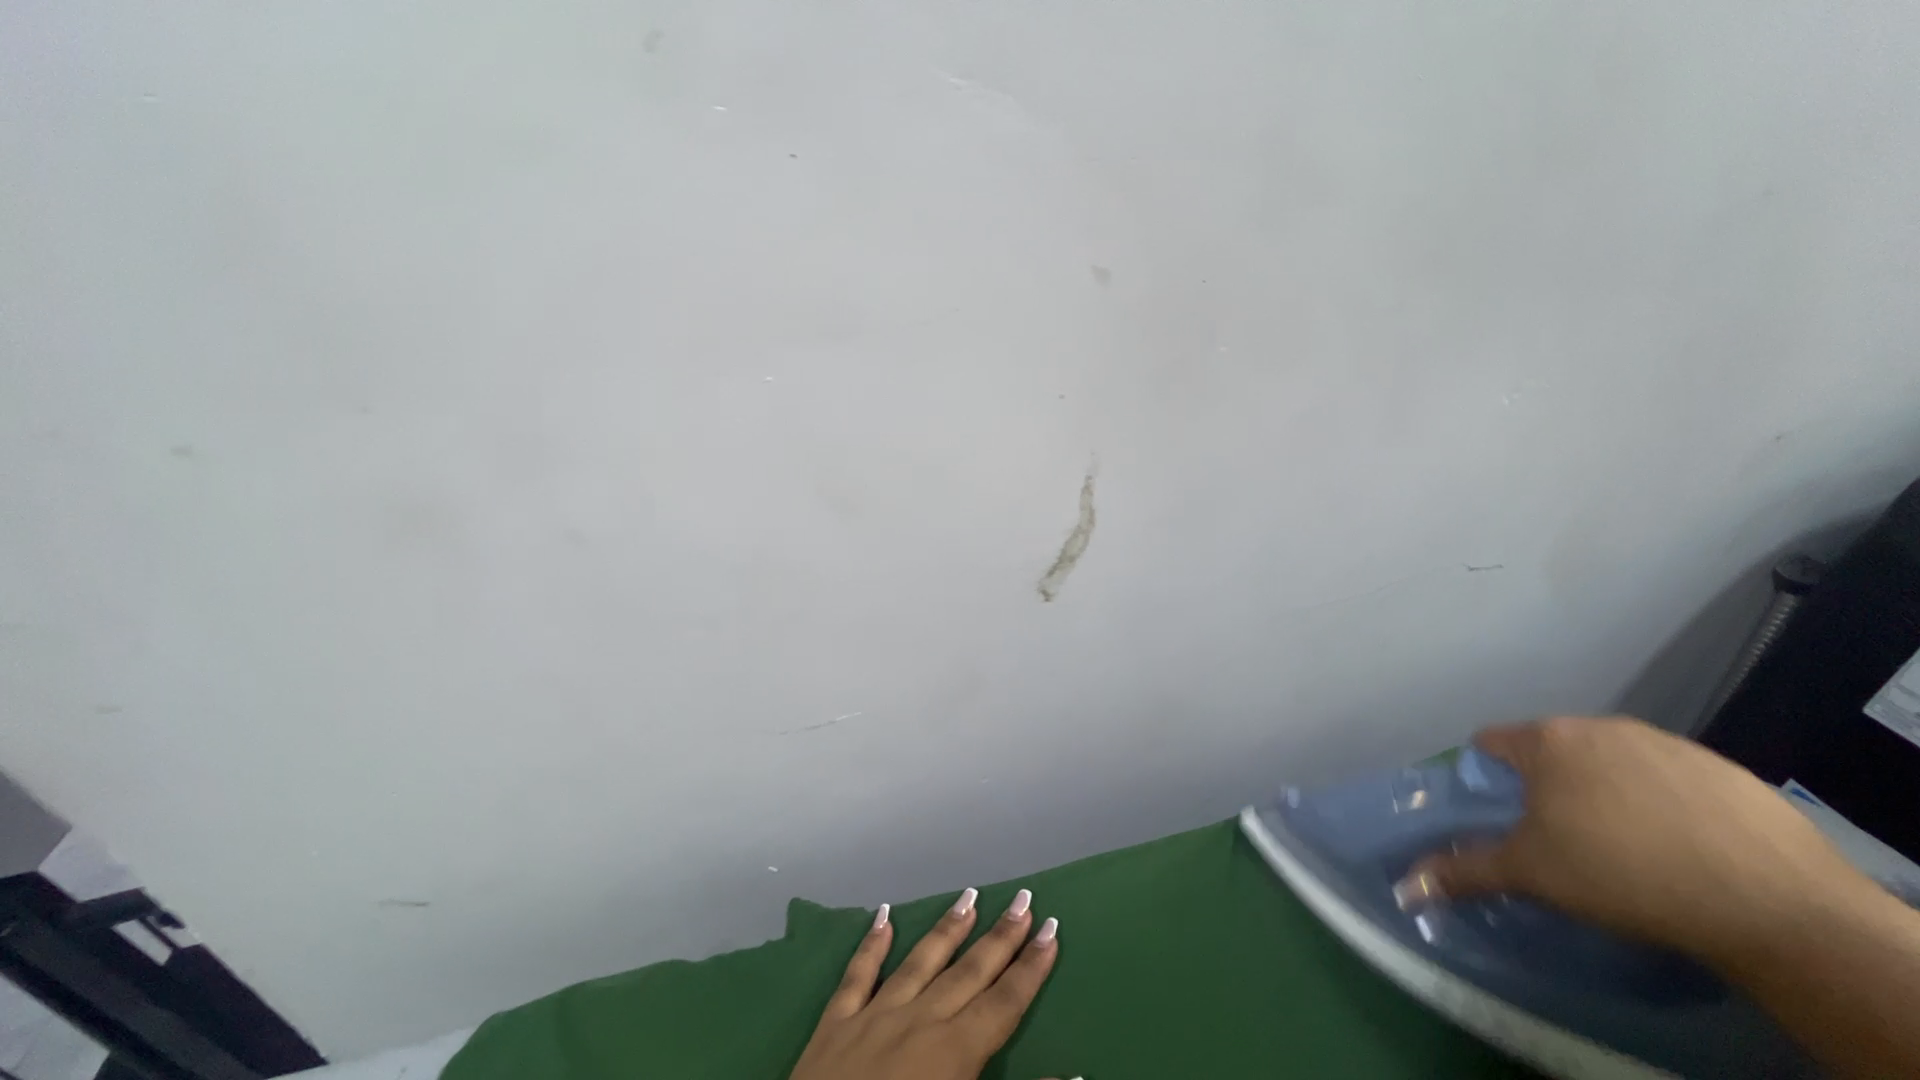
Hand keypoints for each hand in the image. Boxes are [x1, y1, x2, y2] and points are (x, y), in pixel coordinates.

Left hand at [788, 887, 1067, 1079]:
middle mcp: (920, 1021)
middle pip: (969, 972)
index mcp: (955, 1051)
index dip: (1031, 967)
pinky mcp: (836, 1022)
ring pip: (920, 961)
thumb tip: (1076, 1077)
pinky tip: (882, 915)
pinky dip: (871, 944)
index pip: (1004, 1002)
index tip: (1051, 929)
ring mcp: (875, 1015)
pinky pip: (857, 975)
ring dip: (947, 929)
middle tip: (1022, 898)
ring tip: (969, 896)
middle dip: (1000, 936)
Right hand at [1399, 715, 1870, 969]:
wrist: (1769, 901)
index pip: (1492, 741)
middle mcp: (1603, 727)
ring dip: (1603, 791)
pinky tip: (1679, 848)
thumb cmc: (1620, 873)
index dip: (1486, 776)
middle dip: (1547, 785)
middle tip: (1557, 838)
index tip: (1498, 815)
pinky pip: (1669, 779)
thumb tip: (1404, 886)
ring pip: (1612, 762)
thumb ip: (1462, 870)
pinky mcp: (1724, 769)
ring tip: (1621, 847)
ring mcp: (1668, 743)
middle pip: (1554, 749)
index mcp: (1549, 741)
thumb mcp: (1530, 875)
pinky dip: (1661, 803)